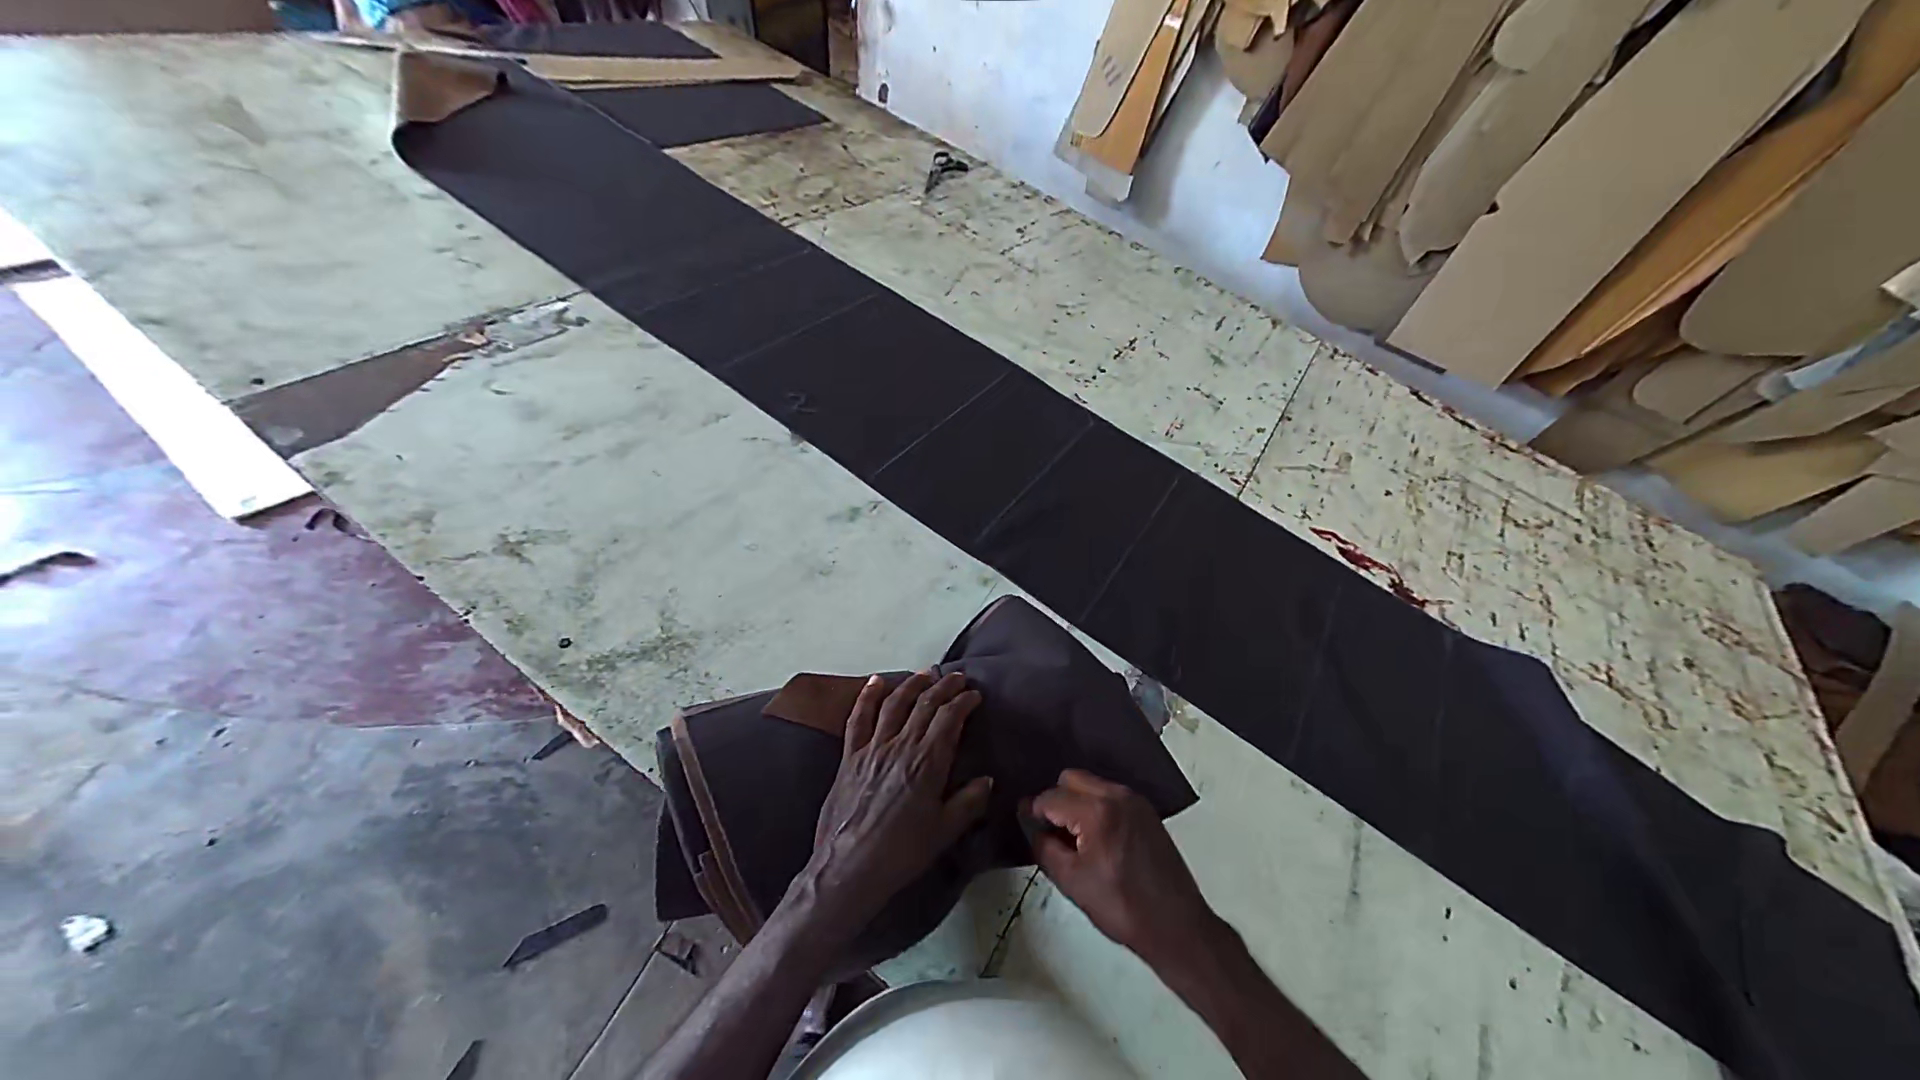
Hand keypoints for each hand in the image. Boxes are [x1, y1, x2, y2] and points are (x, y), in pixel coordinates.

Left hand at [794, 672, 993, 940]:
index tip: (974, 694)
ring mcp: (872, 748)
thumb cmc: (902, 853)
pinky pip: (858, 718)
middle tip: (957, 676)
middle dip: (943, 686)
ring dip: (912, 684)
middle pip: (924, 704)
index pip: (949, 718)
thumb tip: (987, 780)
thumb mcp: (945, 831)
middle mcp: (901, 747)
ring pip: (894, 703)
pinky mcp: (850, 756)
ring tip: (925, 673)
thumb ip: (968, 802)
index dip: (963, 701)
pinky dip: (867, 696)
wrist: (849, 867)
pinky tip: (876, 682)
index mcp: (927, 763)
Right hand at [1026, 769, 1217, 968]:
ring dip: (1077, 802)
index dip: (1033, 812)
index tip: (1027, 826)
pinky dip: (1096, 806)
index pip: (1051, 797)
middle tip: (1052, 832)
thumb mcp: (1071, 881)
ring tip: (1074, 837)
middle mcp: (1117, 795)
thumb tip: (1031, 825)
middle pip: (1071, 779)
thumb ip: (1043, 846)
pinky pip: (1110, 794)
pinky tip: (1097, 838)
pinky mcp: (1147, 810)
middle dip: (1056, 800)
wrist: (1176, 926)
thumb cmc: (1122, 907)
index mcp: (1097, 811)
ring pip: (1092, 784)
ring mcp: (1135, 800)